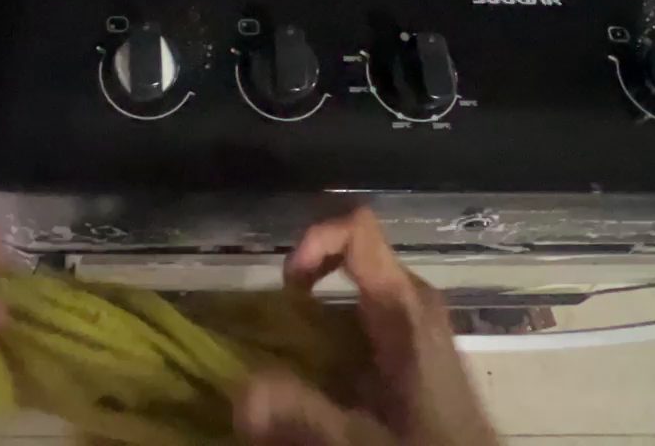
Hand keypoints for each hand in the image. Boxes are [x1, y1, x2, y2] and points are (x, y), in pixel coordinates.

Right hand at [234, 209, 495, 445]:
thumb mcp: (364, 439)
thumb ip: (304, 414)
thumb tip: (240, 392)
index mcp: (404, 303)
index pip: (358, 229)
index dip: (315, 238)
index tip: (287, 284)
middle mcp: (411, 299)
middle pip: (348, 257)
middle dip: (304, 284)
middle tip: (276, 324)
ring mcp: (414, 321)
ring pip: (352, 290)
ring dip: (314, 316)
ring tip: (288, 357)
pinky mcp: (413, 346)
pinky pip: (363, 318)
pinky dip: (332, 338)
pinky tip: (320, 383)